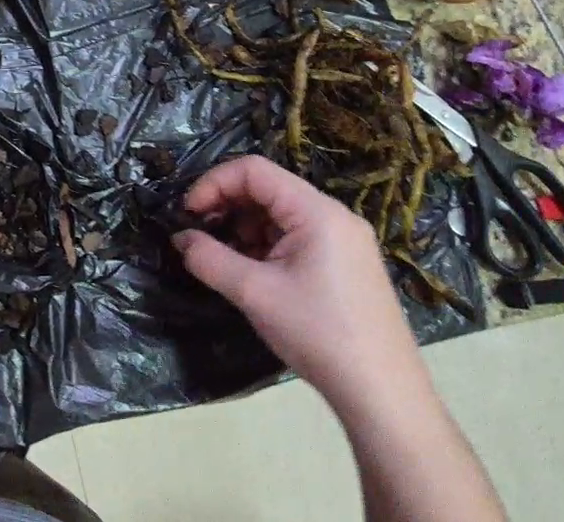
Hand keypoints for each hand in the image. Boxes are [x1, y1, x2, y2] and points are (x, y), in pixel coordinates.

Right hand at [172, 155, 424, 404]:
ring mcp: (343, 240)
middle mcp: (333, 216)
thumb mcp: (254, 293)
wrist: (383, 394)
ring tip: (223, 259)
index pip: (253, 170)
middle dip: (226, 205)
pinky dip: (264, 244)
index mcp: (317, 212)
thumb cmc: (318, 333)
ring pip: (278, 213)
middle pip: (266, 188)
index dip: (213, 183)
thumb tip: (180, 238)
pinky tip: (251, 273)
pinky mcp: (344, 263)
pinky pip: (294, 235)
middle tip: (198, 235)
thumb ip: (208, 258)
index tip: (188, 214)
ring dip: (243, 227)